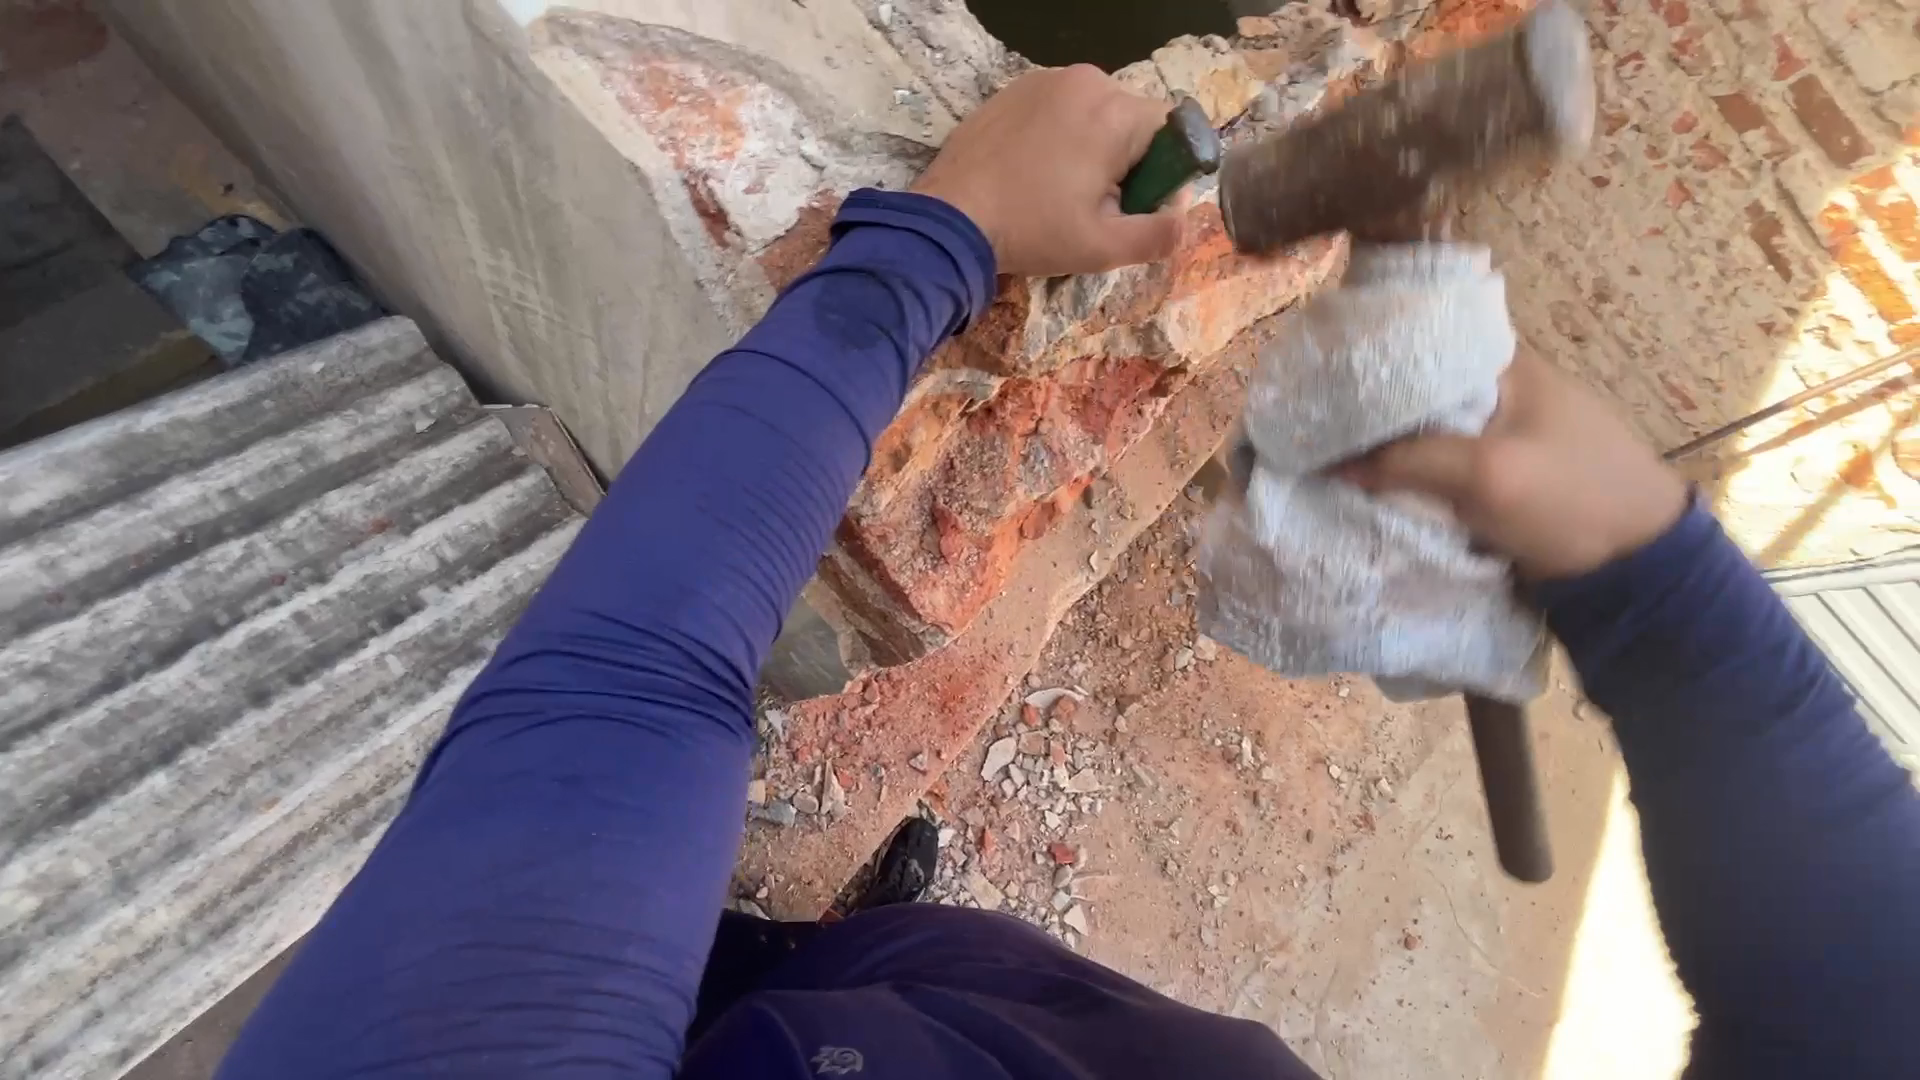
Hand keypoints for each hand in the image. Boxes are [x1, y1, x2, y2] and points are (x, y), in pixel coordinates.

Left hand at [911, 65, 1184, 276]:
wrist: (950, 219)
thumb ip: (1158, 234)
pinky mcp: (1013, 90)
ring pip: (1093, 117)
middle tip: (1086, 208)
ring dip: (1089, 153)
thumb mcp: (1102, 248)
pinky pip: (1056, 112)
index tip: (1128, 207)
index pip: (1170, 132)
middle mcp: (1086, 79)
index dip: (1160, 175)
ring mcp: (1044, 80)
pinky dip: (1056, 141)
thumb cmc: (1031, 232)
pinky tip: (1031, 176)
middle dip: (1122, 165)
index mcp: (1115, 111)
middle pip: (1130, 123)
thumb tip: (1185, 215)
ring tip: (1054, 194)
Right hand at [1340, 353, 1688, 580]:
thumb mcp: (1485, 474)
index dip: (1369, 359)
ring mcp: (1494, 429)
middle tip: (1314, 421)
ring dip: (1381, 441)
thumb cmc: (1571, 499)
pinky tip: (1364, 475)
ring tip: (1327, 447)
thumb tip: (1332, 463)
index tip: (1320, 381)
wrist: (1633, 566)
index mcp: (1507, 365)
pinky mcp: (1490, 466)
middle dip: (1367, 406)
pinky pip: (1431, 457)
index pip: (1422, 342)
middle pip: (1414, 386)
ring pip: (1419, 425)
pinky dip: (1400, 467)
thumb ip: (1405, 460)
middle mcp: (1497, 387)